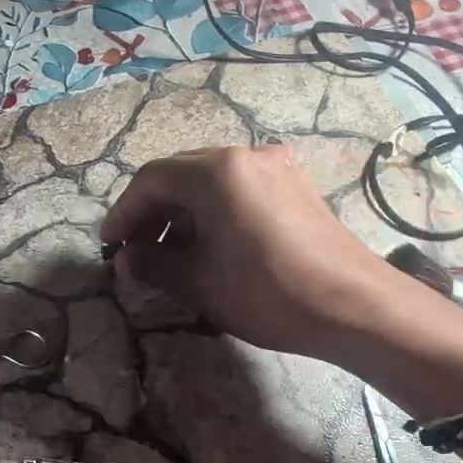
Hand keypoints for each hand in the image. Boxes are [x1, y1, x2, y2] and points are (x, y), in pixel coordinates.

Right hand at [101, 145, 402, 359]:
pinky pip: (239, 192)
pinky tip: (210, 248)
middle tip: (136, 252)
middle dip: (152, 213)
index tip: (110, 245)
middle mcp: (246, 157)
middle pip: (181, 176)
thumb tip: (127, 260)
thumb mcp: (198, 282)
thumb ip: (153, 264)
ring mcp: (276, 169)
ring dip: (182, 215)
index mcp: (217, 172)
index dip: (123, 213)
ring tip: (171, 257)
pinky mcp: (295, 188)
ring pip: (211, 184)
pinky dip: (213, 214)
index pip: (151, 180)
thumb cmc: (266, 291)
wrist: (352, 306)